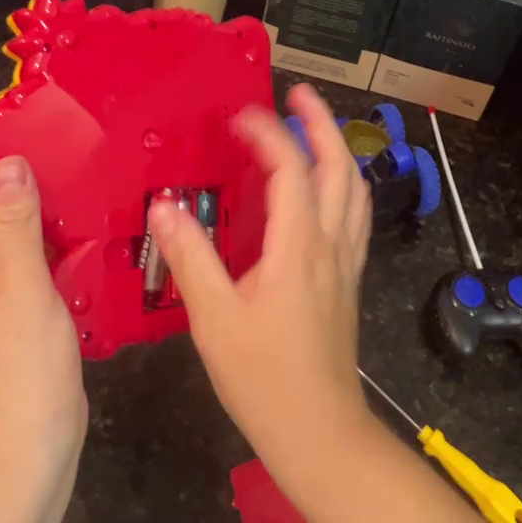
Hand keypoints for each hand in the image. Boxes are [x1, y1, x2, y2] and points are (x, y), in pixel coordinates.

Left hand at [0, 159, 86, 521]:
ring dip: (18, 234)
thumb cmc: (13, 370)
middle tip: (38, 197)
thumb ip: (13, 222)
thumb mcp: (17, 285)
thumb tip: (8, 165)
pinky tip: (67, 258)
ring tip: (60, 224)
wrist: (27, 455)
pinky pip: (5, 278)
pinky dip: (30, 260)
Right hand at [150, 84, 373, 463]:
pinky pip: (356, 214)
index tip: (241, 114)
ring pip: (355, 188)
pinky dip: (344, 184)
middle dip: (321, 123)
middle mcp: (332, 242)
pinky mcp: (349, 278)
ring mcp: (347, 260)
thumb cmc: (264, 377)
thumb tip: (165, 207)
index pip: (292, 169)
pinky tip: (328, 189)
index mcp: (299, 245)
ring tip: (315, 129)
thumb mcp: (214, 320)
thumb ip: (191, 259)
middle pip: (339, 166)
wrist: (320, 428)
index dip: (269, 133)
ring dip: (338, 149)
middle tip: (299, 94)